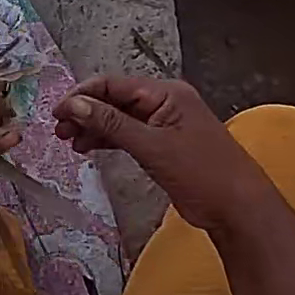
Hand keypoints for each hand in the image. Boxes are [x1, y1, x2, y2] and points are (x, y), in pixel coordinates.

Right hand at [51, 74, 273, 231]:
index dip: (81, 96)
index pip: (112, 84)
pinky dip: (106, 139)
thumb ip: (110, 122)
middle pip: (113, 100)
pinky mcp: (162, 144)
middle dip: (84, 112)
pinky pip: (126, 134)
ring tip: (68, 142)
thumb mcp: (151, 145)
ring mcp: (163, 124)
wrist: (239, 209)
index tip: (56, 113)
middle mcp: (163, 102)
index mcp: (165, 93)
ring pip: (117, 118)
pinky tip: (87, 148)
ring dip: (92, 127)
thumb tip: (73, 104)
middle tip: (58, 131)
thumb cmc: (200, 172)